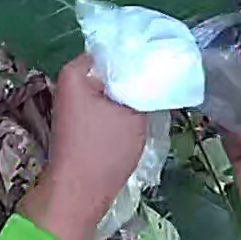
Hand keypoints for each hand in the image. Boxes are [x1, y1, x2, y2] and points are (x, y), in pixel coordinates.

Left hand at [19, 54, 148, 239]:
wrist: (80, 192)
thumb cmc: (103, 149)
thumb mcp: (133, 113)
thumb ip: (144, 86)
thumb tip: (156, 70)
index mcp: (76, 72)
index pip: (111, 48)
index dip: (138, 49)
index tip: (165, 51)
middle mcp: (71, 81)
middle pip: (111, 67)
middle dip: (137, 69)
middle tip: (169, 69)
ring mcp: (75, 101)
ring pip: (111, 85)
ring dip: (133, 88)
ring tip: (163, 87)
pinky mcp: (82, 119)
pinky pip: (107, 101)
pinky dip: (124, 103)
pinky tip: (147, 107)